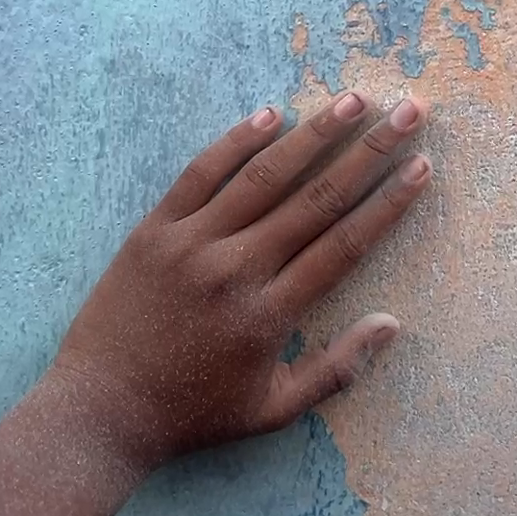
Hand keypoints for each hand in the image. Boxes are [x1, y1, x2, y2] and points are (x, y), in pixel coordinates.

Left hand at [53, 90, 432, 463]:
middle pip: (316, 199)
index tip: (421, 166)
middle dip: (370, 151)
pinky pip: (199, 174)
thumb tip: (393, 324)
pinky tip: (271, 113)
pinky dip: (236, 142)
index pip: (344, 244)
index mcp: (270, 313)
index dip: (388, 203)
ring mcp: (192, 244)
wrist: (95, 414)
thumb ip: (336, 370)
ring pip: (264, 176)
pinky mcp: (154, 230)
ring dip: (314, 135)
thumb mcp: (272, 411)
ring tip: (353, 100)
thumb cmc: (192, 415)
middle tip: (407, 112)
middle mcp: (236, 269)